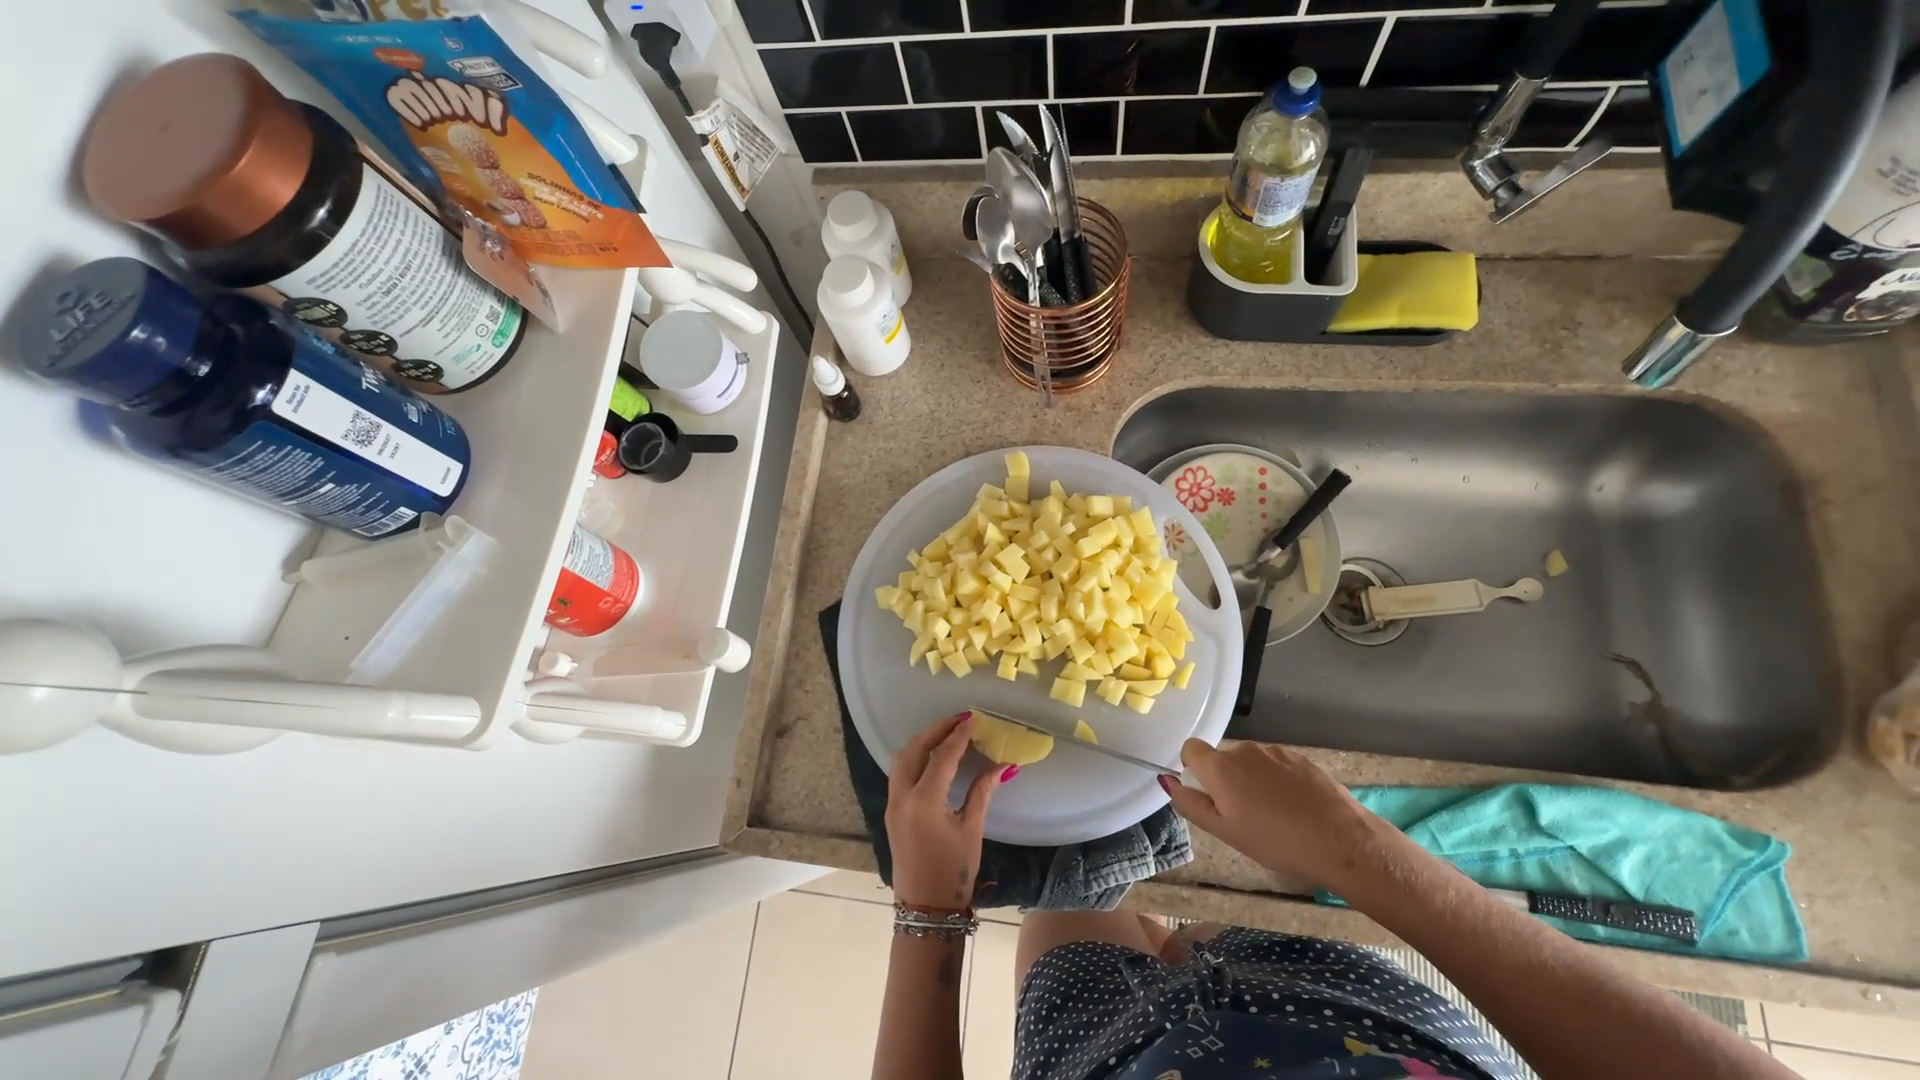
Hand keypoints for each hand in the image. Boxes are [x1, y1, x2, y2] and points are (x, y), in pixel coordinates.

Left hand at [884, 712, 1012, 908]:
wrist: (925, 908)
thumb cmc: (953, 872)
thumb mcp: (971, 830)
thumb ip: (982, 792)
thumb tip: (1004, 766)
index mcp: (924, 801)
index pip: (942, 757)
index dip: (958, 737)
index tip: (972, 720)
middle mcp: (903, 797)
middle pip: (915, 751)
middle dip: (936, 731)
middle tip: (958, 719)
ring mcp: (893, 805)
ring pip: (902, 761)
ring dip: (922, 742)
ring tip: (945, 732)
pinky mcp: (892, 813)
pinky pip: (899, 774)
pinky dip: (914, 758)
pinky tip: (932, 756)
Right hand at [1160, 738, 1388, 890]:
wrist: (1342, 842)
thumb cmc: (1275, 842)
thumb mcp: (1224, 832)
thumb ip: (1190, 803)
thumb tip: (1168, 780)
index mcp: (1221, 767)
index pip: (1191, 748)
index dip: (1194, 770)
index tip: (1210, 797)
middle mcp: (1245, 750)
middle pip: (1223, 759)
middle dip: (1226, 781)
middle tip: (1243, 817)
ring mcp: (1276, 752)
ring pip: (1251, 763)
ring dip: (1252, 782)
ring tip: (1274, 817)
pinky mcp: (1302, 759)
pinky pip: (1276, 766)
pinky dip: (1277, 782)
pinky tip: (1295, 809)